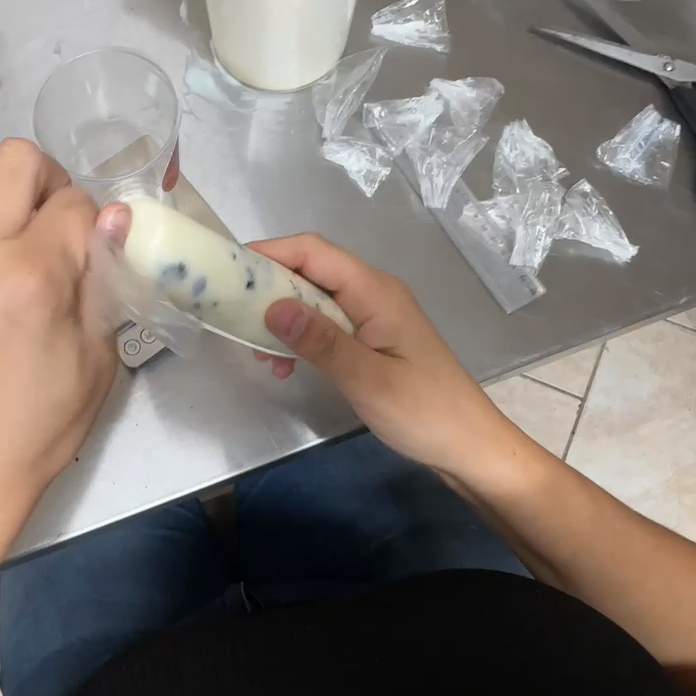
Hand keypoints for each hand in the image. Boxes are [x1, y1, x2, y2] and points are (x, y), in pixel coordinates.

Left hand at [0, 140, 118, 550]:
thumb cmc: (39, 429)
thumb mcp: (97, 361)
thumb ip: (104, 280)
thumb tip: (113, 217)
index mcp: (33, 276)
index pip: (76, 203)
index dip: (95, 222)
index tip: (93, 251)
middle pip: (17, 161)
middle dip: (49, 183)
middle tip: (55, 229)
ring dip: (1, 220)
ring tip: (4, 274)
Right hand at [248, 234, 524, 480]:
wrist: (466, 443)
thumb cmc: (422, 411)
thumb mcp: (366, 378)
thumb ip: (320, 341)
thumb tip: (272, 306)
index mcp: (374, 291)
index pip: (313, 252)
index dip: (270, 253)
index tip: (228, 271)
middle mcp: (372, 293)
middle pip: (310, 270)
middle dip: (269, 288)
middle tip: (234, 317)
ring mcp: (372, 314)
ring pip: (314, 298)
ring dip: (282, 318)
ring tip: (259, 353)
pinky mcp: (370, 337)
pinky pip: (325, 323)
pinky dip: (300, 337)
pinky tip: (286, 366)